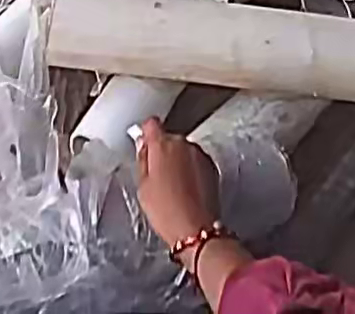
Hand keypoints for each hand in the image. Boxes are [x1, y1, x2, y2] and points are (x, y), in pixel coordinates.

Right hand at [135, 118, 219, 247]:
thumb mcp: (143, 187)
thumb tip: (143, 144)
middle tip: (158, 174)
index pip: (151, 123)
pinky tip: (188, 189)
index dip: (146, 133)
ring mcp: (199, 153)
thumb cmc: (166, 211)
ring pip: (183, 149)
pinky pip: (196, 160)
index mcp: (161, 144)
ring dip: (179, 159)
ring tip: (175, 185)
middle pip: (168, 137)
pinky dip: (192, 168)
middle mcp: (182, 143)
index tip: (145, 145)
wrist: (197, 232)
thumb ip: (142, 159)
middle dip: (163, 150)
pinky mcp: (212, 166)